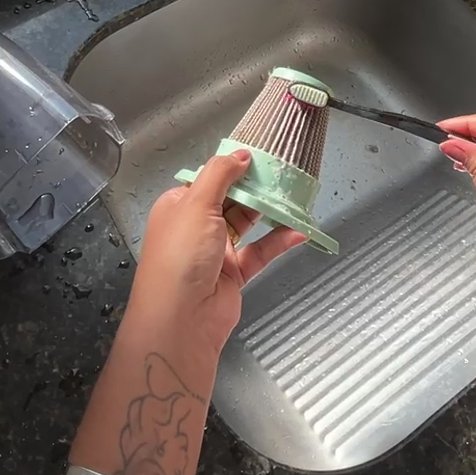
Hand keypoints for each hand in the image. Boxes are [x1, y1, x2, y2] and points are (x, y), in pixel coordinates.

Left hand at [127, 150, 307, 357]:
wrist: (181, 320)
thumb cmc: (181, 255)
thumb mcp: (197, 203)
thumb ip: (220, 174)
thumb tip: (240, 154)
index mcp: (178, 206)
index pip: (207, 179)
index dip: (231, 167)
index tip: (258, 155)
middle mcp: (195, 227)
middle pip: (229, 199)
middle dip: (253, 187)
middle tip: (282, 173)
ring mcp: (215, 251)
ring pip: (246, 224)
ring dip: (268, 211)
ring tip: (293, 196)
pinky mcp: (234, 274)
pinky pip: (259, 252)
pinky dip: (278, 241)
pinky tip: (297, 231)